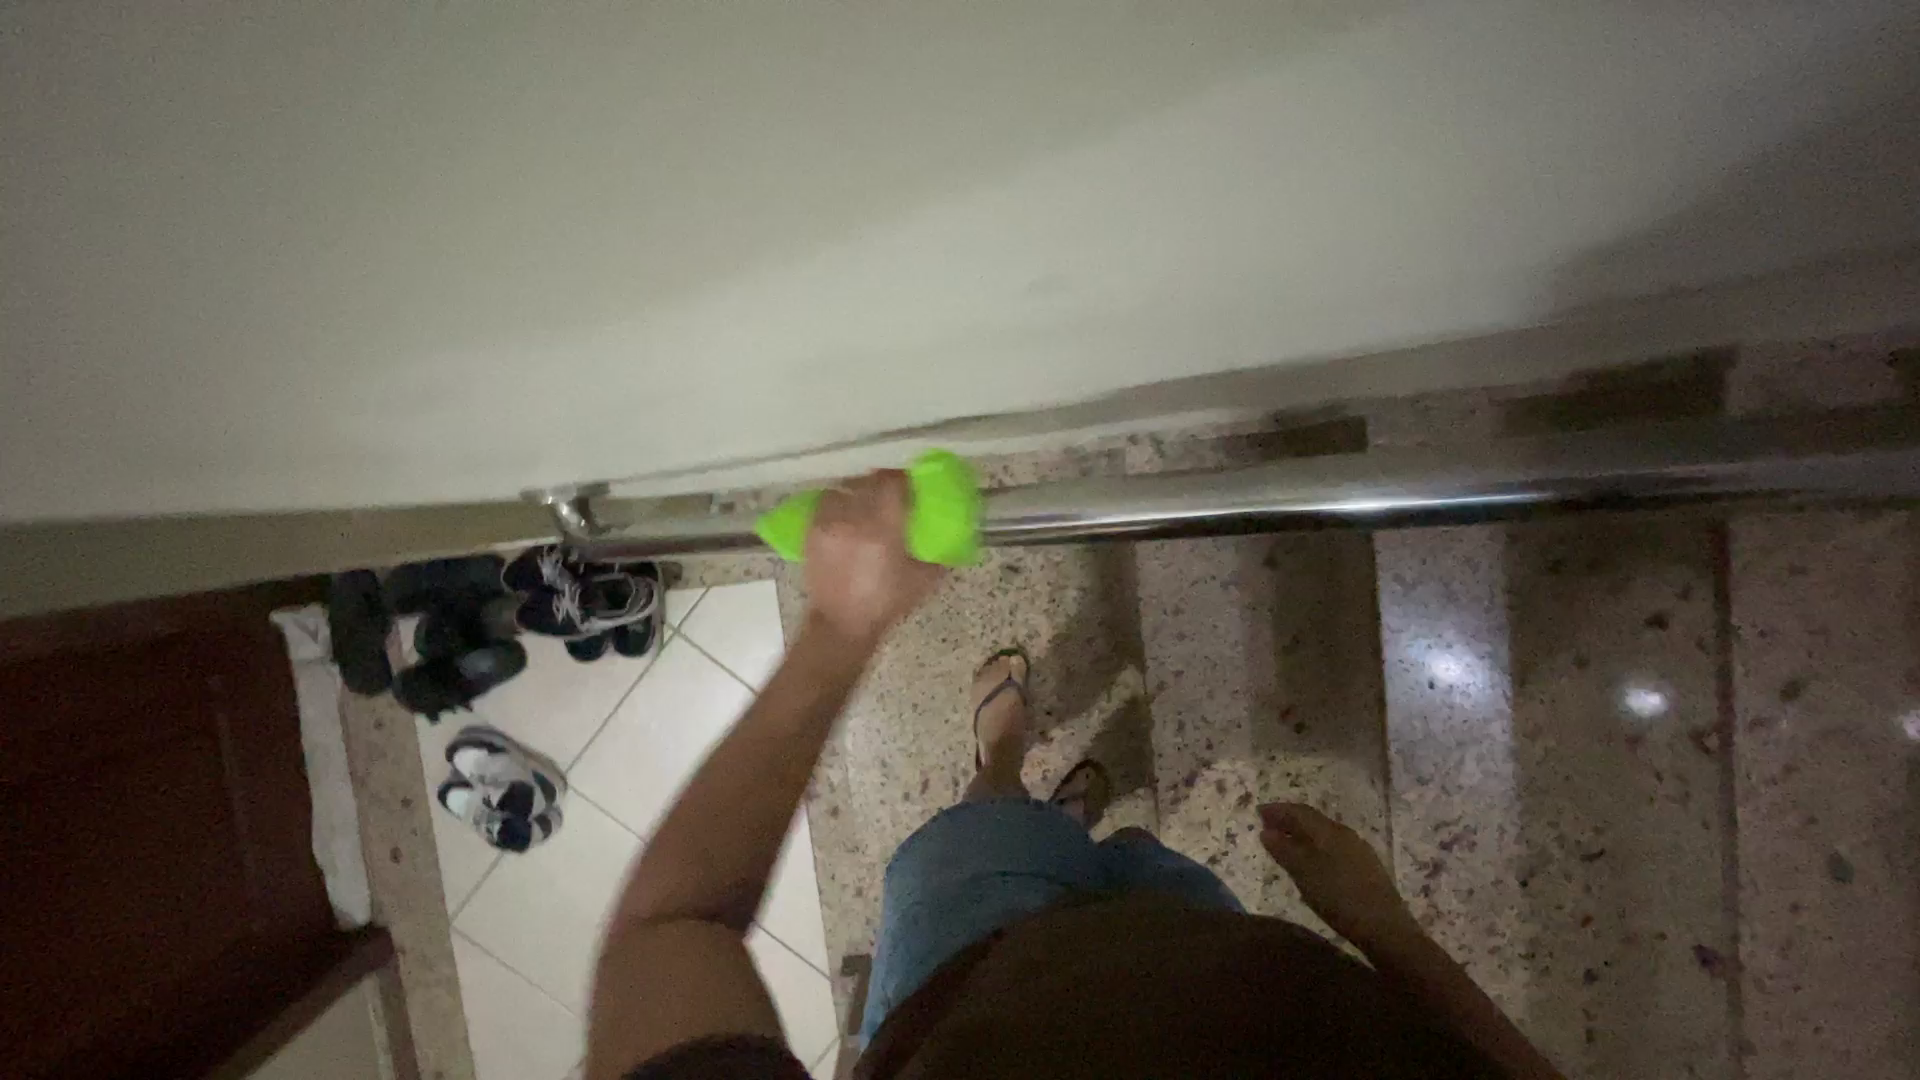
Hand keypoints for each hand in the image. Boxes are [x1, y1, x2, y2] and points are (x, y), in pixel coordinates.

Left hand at [802, 470, 945, 650]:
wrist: (840, 624)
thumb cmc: (884, 604)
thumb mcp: (922, 581)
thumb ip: (939, 554)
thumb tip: (953, 535)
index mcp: (883, 530)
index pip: (892, 483)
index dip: (903, 478)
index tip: (911, 484)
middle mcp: (853, 520)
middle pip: (868, 481)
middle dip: (883, 483)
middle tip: (893, 493)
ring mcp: (829, 524)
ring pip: (846, 488)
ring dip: (859, 490)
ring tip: (868, 502)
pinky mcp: (812, 531)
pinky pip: (827, 501)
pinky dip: (840, 502)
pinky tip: (848, 514)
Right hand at [1258, 802, 1418, 951]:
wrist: (1386, 929)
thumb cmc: (1339, 897)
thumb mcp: (1304, 874)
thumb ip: (1284, 850)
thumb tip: (1267, 831)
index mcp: (1329, 831)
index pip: (1299, 811)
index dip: (1278, 810)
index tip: (1259, 812)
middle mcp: (1345, 834)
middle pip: (1313, 820)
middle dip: (1290, 820)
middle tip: (1269, 825)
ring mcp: (1359, 851)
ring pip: (1324, 834)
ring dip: (1303, 834)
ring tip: (1287, 843)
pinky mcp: (1366, 868)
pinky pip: (1334, 847)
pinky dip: (1316, 847)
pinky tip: (1313, 861)